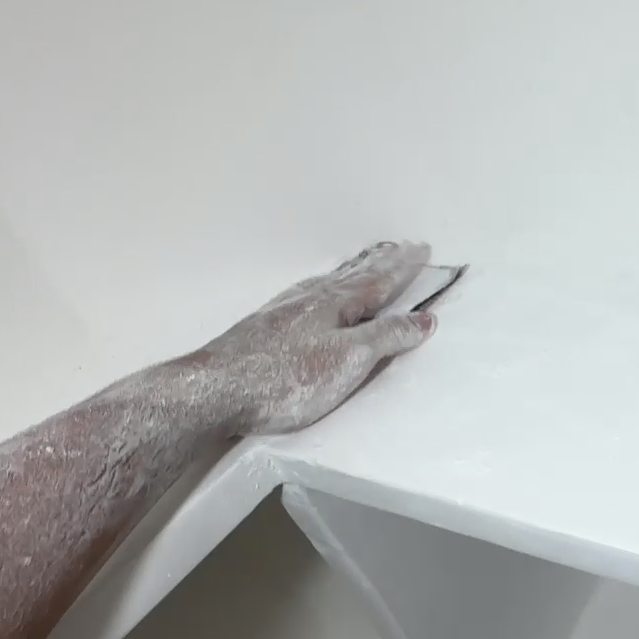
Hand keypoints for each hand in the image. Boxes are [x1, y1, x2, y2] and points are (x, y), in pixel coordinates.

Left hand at [196, 240, 437, 434]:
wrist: (213, 392)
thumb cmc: (289, 378)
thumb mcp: (349, 359)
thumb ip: (387, 336)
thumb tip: (425, 318)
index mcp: (336, 303)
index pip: (378, 281)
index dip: (402, 268)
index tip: (421, 250)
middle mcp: (311, 298)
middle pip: (353, 275)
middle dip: (380, 263)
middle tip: (399, 246)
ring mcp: (285, 310)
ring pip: (328, 282)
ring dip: (352, 271)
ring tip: (364, 261)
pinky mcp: (265, 327)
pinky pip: (308, 294)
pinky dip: (325, 286)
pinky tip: (316, 291)